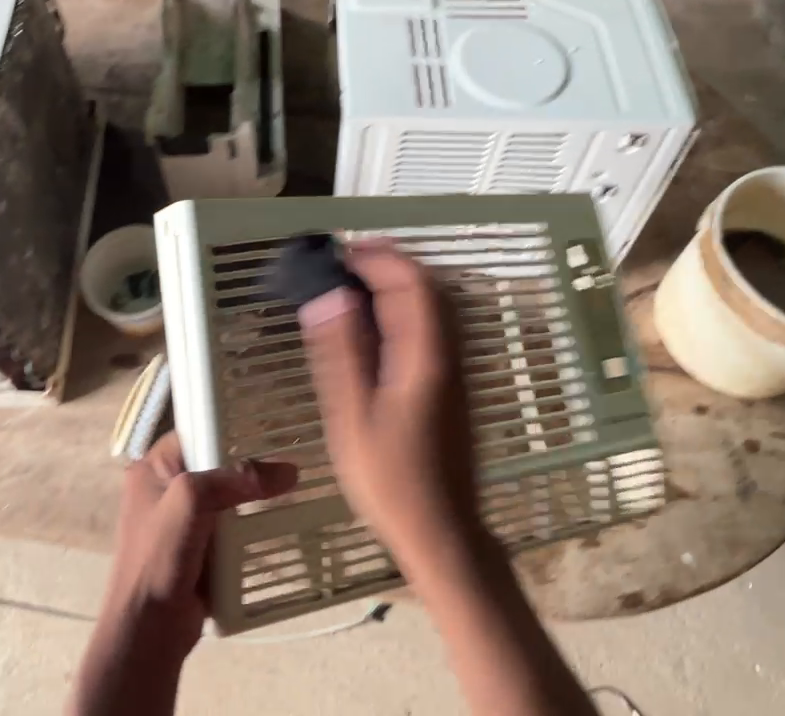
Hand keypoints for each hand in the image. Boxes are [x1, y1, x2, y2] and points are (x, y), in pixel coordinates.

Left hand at [69, 433, 296, 715]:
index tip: (267, 423)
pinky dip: (251, 524)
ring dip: (253, 497)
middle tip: (287, 454)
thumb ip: (235, 478)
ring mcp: (183, 521)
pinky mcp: (199, 549)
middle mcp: (166, 488)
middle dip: (248, 463)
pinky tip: (279, 518)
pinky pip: (231, 526)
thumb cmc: (158, 556)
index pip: (196, 431)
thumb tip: (288, 471)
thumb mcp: (191, 501)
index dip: (229, 426)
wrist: (148, 631)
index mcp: (152, 468)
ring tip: (291, 483)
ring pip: (227, 496)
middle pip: (216, 463)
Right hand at [297, 243, 479, 563]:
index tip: (341, 252)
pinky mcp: (453, 384)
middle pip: (429, 287)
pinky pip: (434, 327)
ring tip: (356, 282)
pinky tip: (377, 324)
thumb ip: (342, 355)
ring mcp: (457, 369)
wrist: (444, 531)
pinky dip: (406, 309)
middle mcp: (450, 354)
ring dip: (399, 284)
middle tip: (346, 260)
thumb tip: (328, 297)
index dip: (379, 259)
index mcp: (427, 357)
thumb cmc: (393, 481)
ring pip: (436, 306)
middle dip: (389, 263)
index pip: (412, 284)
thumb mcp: (353, 419)